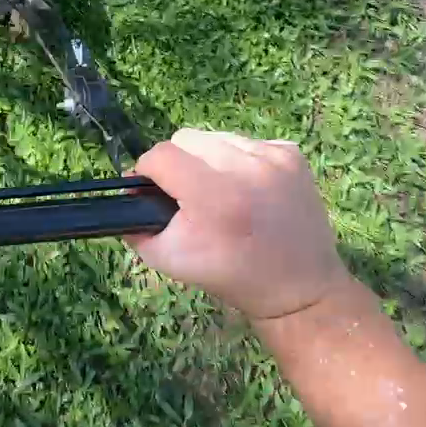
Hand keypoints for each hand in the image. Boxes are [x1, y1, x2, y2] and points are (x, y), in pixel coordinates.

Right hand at [127, 129, 349, 320]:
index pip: (160, 155)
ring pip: (215, 137)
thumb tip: (126, 190)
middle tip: (188, 194)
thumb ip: (136, 224)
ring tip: (219, 190)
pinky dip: (239, 161)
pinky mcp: (292, 154)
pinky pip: (246, 142)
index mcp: (215, 195)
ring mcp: (274, 157)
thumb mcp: (169, 260)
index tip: (153, 191)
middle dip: (178, 163)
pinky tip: (248, 188)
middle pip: (185, 138)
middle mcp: (246, 168)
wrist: (299, 288)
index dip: (148, 172)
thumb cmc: (230, 275)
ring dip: (208, 159)